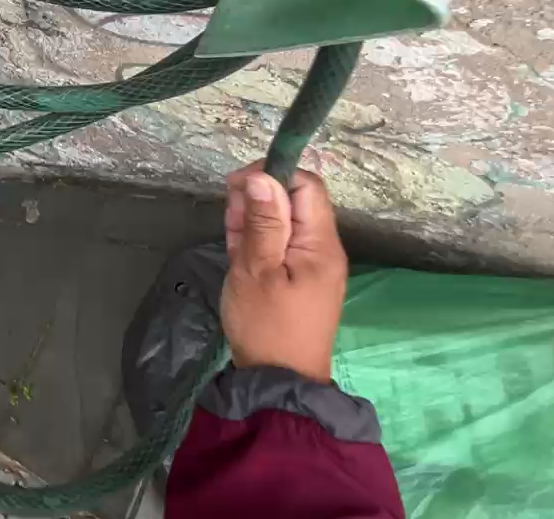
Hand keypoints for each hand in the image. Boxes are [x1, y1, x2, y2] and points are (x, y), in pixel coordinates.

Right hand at [220, 163, 347, 382]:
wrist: (277, 377)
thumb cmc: (265, 323)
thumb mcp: (256, 269)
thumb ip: (262, 222)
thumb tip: (261, 175)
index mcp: (320, 244)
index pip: (306, 185)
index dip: (272, 175)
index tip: (237, 186)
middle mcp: (322, 246)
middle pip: (291, 198)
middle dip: (256, 200)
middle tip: (232, 225)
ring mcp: (309, 260)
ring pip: (279, 217)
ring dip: (250, 220)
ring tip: (233, 244)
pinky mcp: (295, 271)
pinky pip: (275, 239)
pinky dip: (252, 238)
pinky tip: (238, 254)